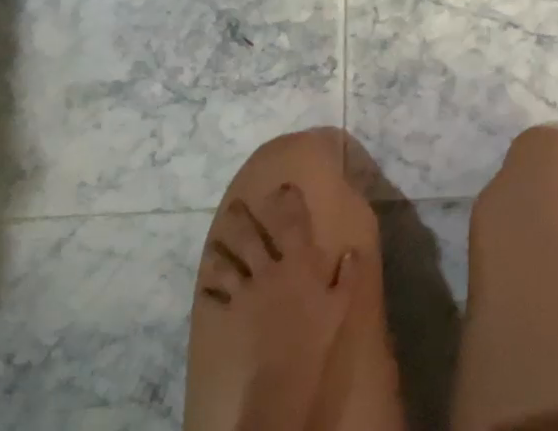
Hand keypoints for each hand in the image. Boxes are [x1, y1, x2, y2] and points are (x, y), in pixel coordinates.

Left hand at [197, 183, 358, 420]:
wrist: (284, 371)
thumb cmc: (317, 335)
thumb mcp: (342, 303)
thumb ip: (350, 274)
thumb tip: (354, 249)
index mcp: (298, 263)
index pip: (293, 223)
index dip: (289, 202)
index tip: (284, 186)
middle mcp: (269, 269)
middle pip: (253, 236)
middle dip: (244, 217)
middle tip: (237, 203)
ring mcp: (247, 289)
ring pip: (229, 262)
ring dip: (221, 250)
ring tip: (214, 240)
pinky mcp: (232, 311)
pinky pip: (217, 297)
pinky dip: (210, 291)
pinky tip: (203, 287)